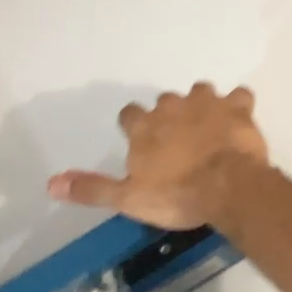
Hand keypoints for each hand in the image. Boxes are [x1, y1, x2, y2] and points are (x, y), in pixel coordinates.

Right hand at [46, 82, 268, 228]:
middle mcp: (173, 107)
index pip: (129, 115)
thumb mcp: (129, 199)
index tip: (143, 141)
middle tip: (180, 140)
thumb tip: (51, 183)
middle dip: (171, 116)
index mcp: (144, 127)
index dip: (135, 127)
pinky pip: (240, 95)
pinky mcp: (238, 108)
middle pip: (166, 102)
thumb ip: (92, 188)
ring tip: (210, 125)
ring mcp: (207, 104)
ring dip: (203, 105)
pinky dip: (239, 104)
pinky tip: (241, 119)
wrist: (228, 187)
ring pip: (201, 91)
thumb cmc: (177, 196)